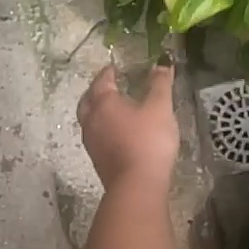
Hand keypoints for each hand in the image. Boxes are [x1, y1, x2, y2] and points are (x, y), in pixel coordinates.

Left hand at [76, 60, 179, 189]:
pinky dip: (102, 126)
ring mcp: (92, 142)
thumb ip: (160, 84)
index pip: (102, 82)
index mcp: (104, 103)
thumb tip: (161, 64)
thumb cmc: (149, 139)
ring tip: (111, 106)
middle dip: (96, 90)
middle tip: (108, 85)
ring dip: (96, 109)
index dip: (108, 72)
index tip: (114, 67)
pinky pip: (95, 134)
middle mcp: (92, 120)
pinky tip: (115, 130)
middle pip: (87, 101)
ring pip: (88, 119)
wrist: (137, 184)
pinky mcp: (98, 159)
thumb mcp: (160, 107)